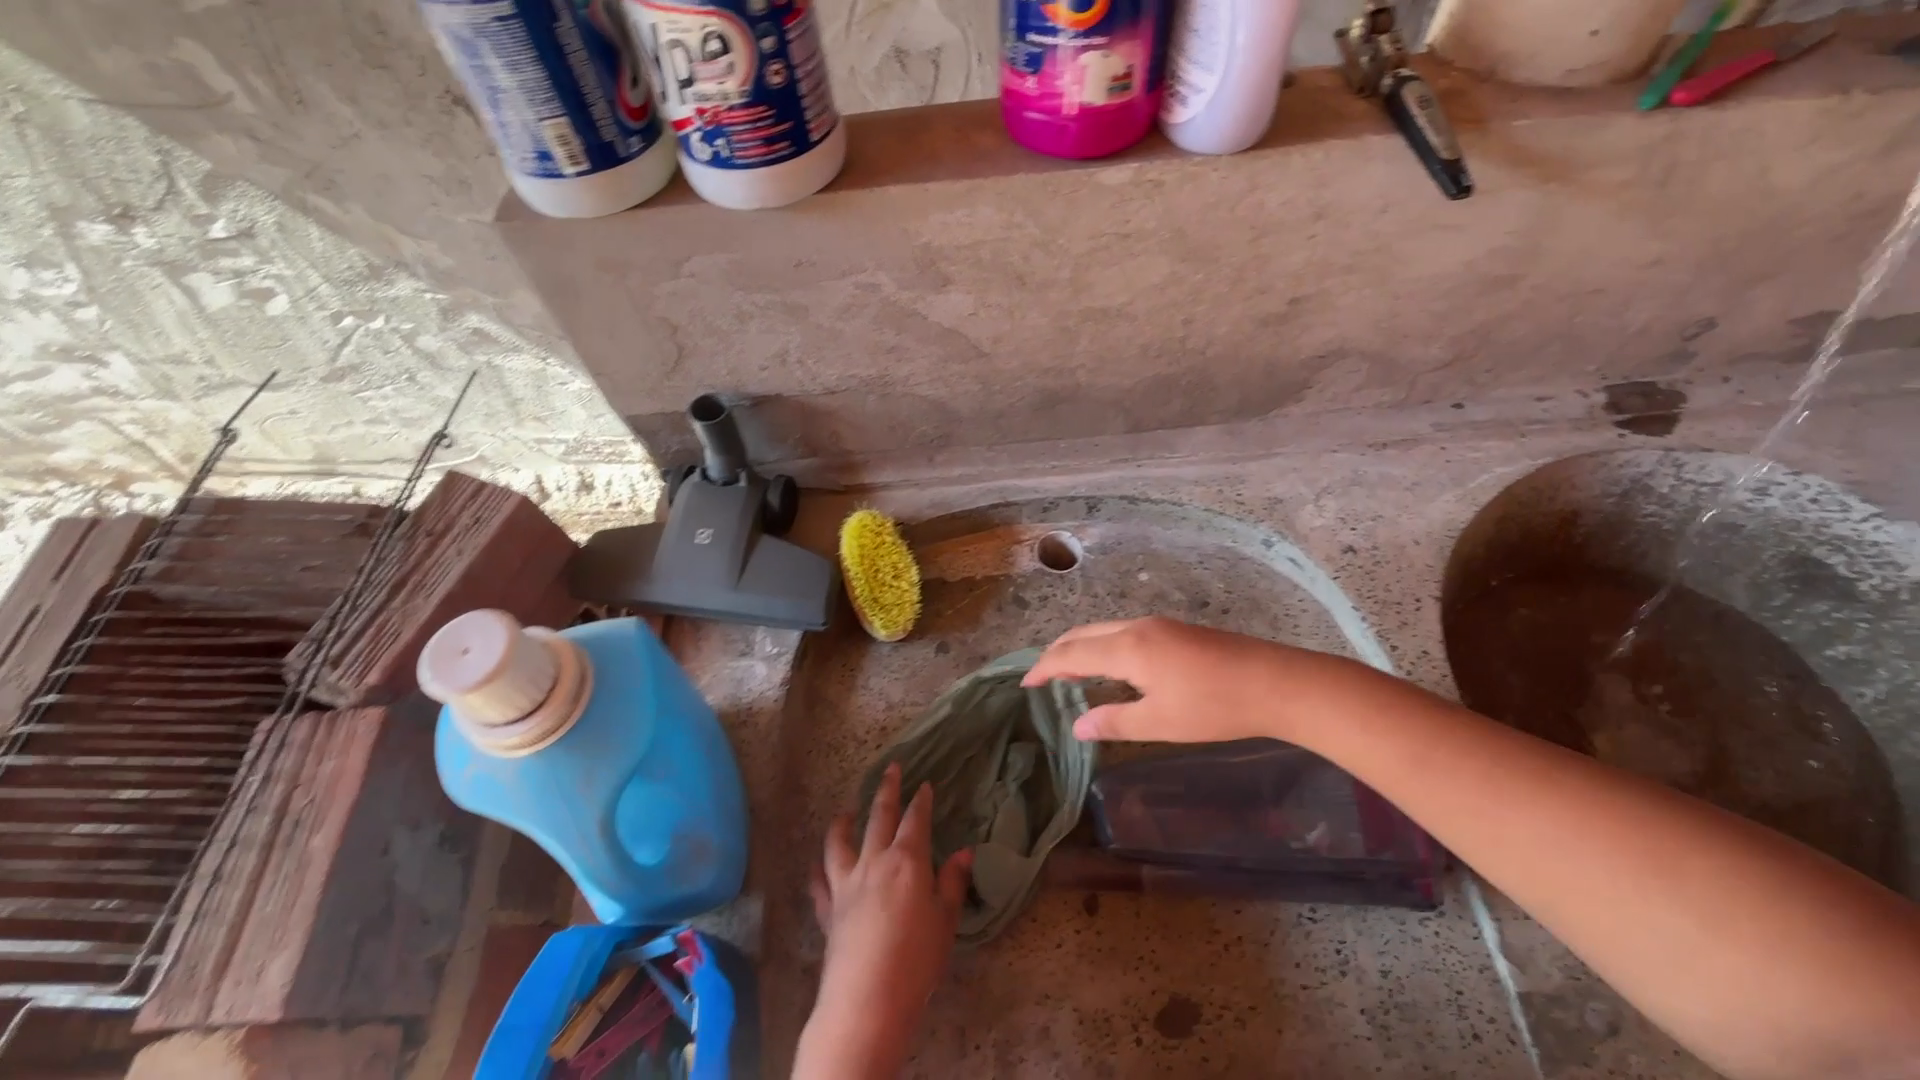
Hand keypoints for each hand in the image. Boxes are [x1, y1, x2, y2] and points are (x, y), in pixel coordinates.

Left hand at [794, 764, 970, 1078]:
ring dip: (843, 822)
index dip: (921, 801)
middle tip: (890, 769)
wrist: (867, 999)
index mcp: (907, 861)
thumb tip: (965, 851)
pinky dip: (818, 869)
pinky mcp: (827, 910)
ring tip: (845, 811)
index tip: (925, 784)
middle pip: (878, 817)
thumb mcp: (945, 921)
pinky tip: (818, 865)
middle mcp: (873, 863)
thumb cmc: (916, 960)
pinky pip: (819, 882)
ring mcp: (845, 885)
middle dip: (886, 791)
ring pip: (839, 843)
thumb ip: (952, 883)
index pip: (915, 821)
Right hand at [1021, 616, 1357, 743]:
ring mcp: (1158, 625)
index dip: (1044, 668)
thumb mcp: (1159, 723)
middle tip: (1040, 675)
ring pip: (1104, 628)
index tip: (1024, 684)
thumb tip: (1077, 726)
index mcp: (1127, 649)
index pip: (1071, 654)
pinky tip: (1110, 666)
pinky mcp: (1175, 630)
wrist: (1276, 683)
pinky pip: (1122, 631)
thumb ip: (1113, 722)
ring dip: (1080, 646)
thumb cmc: (1214, 708)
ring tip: (1068, 671)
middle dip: (1056, 651)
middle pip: (1083, 633)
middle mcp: (1137, 628)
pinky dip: (1102, 644)